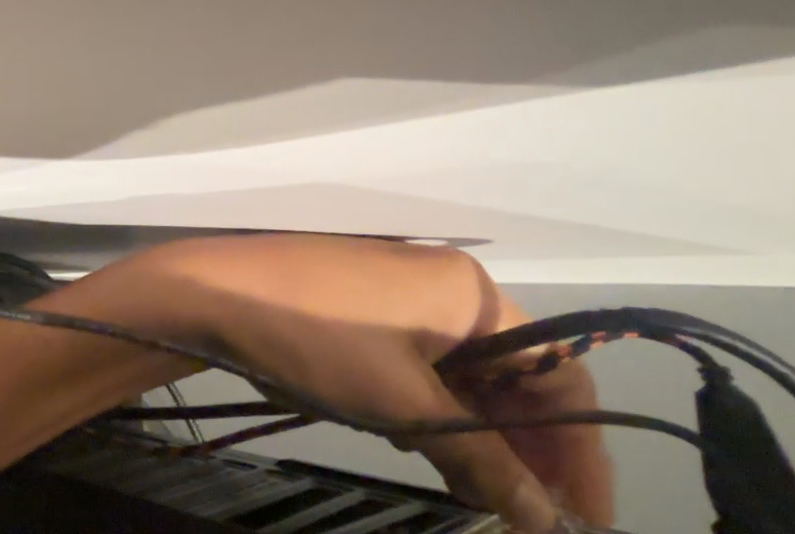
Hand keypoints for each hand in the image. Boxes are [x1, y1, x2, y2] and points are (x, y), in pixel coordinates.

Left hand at [60, 234, 612, 531]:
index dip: (581, 452)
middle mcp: (440, 285)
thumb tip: (548, 521)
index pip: (562, 374)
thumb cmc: (315, 339)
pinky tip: (427, 453)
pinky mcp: (356, 310)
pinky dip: (430, 412)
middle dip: (526, 448)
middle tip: (529, 517)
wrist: (208, 294)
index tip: (586, 522)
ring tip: (482, 496)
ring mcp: (394, 294)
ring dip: (476, 436)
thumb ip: (485, 462)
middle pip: (513, 376)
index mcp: (469, 291)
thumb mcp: (407, 406)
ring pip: (461, 376)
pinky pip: (417, 366)